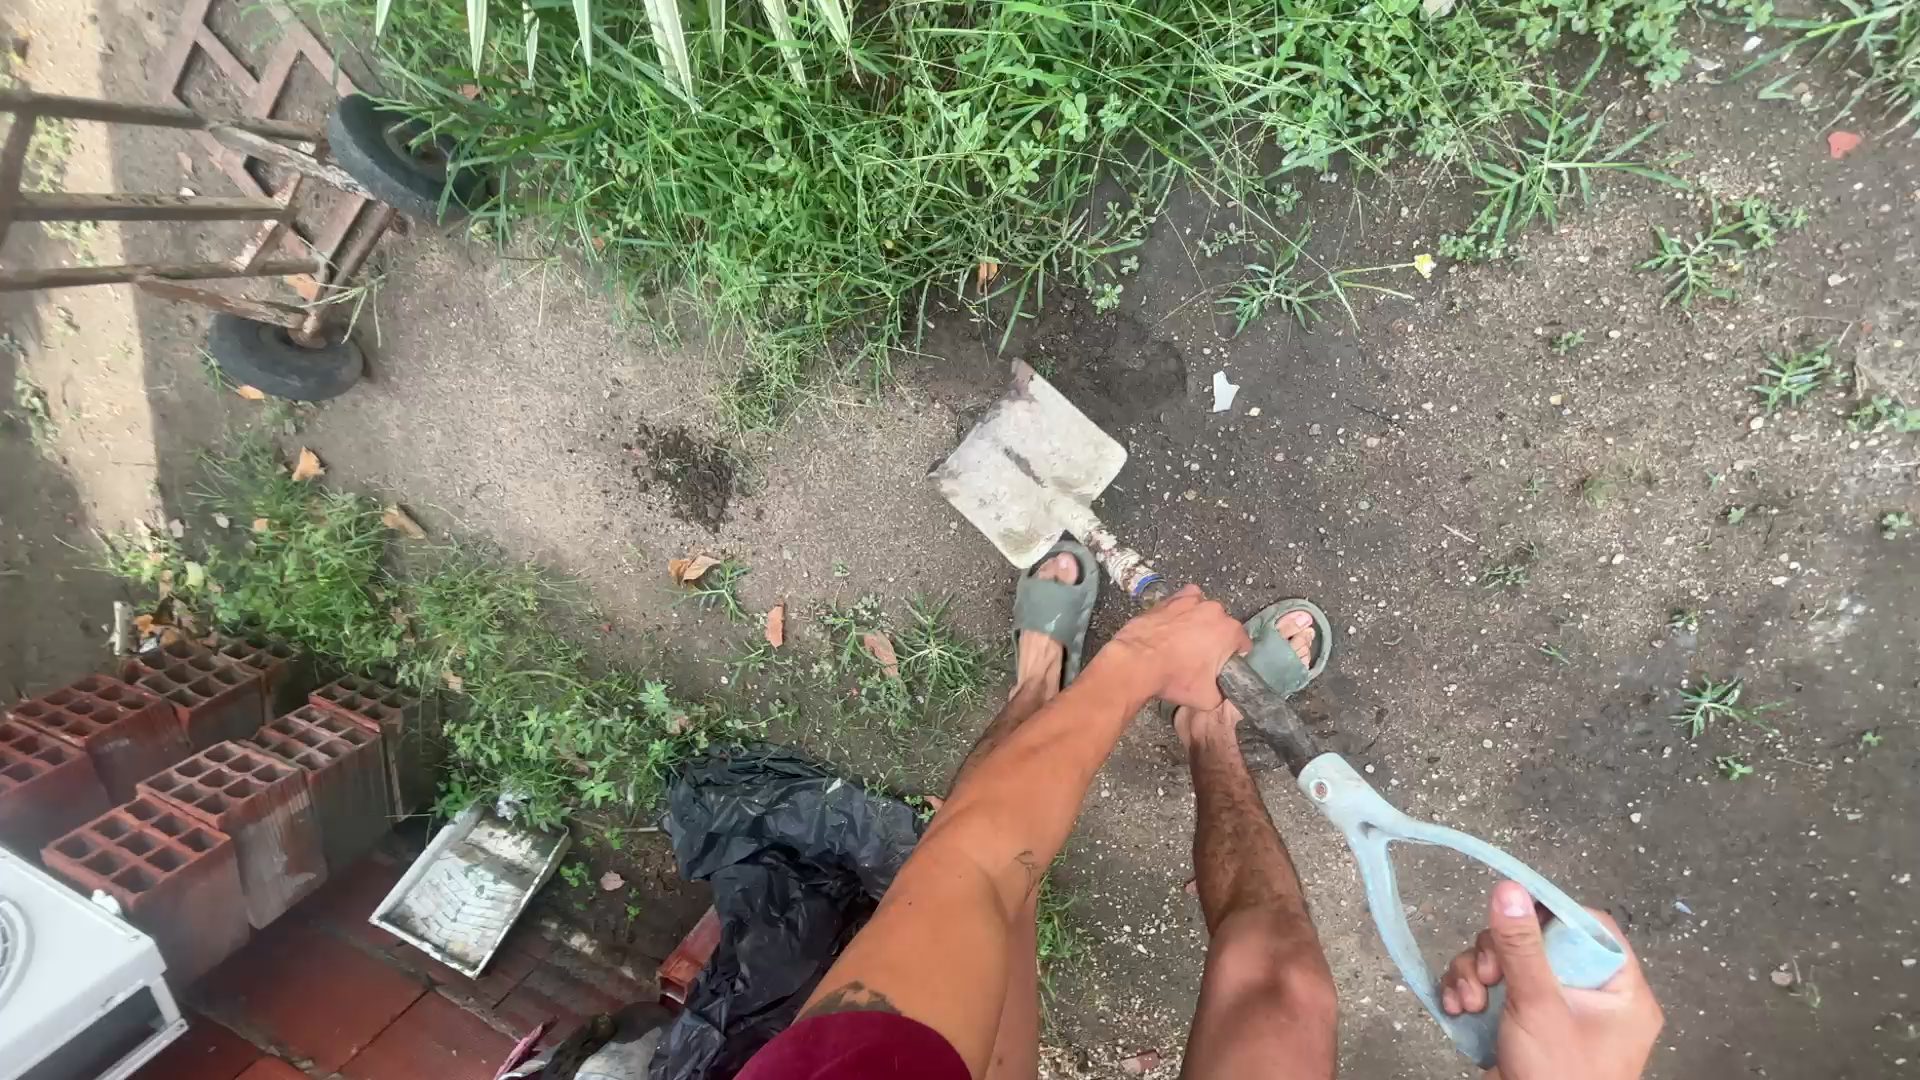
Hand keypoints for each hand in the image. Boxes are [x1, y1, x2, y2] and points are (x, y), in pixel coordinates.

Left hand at [1100, 585, 1248, 708]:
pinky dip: (1181, 610)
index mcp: (1230, 632)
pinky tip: (1174, 624)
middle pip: (1222, 626)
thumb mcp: (1208, 698)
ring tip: (1184, 643)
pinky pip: (1182, 601)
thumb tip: (1222, 692)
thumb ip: (1223, 694)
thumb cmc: (1174, 678)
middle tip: (1200, 659)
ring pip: (1203, 612)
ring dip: (1198, 624)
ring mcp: (1190, 602)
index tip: (1223, 667)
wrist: (1136, 662)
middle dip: (1215, 640)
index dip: (1234, 658)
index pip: (1243, 644)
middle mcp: (1214, 611)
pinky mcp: (1169, 600)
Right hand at [1440, 881, 1662, 1079]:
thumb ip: (1521, 945)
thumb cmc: (1558, 1075)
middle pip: (1534, 938)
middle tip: (1488, 974)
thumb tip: (1508, 886)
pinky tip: (1460, 1007)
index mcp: (1619, 991)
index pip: (1590, 926)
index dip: (1549, 912)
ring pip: (1504, 957)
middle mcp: (1588, 993)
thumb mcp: (1537, 1005)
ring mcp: (1553, 1005)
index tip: (1510, 911)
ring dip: (1474, 972)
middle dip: (1496, 951)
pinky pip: (1490, 980)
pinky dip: (1469, 988)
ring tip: (1469, 1000)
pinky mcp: (1522, 1016)